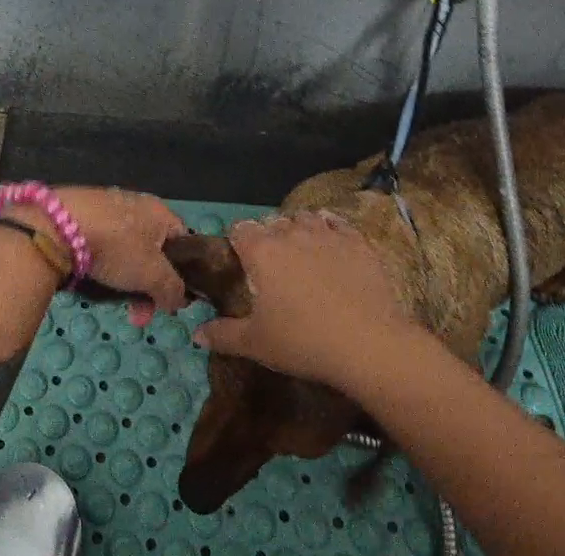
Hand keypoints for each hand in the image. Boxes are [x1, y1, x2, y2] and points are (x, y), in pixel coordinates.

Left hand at [4, 186, 188, 316]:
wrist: (56, 226)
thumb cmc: (115, 247)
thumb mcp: (153, 274)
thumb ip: (173, 289)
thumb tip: (178, 301)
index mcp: (158, 211)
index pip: (183, 243)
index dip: (182, 274)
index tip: (170, 301)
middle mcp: (135, 205)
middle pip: (153, 254)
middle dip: (149, 290)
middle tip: (139, 317)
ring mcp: (106, 210)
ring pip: (126, 254)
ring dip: (126, 284)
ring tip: (116, 306)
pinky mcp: (81, 217)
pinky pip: (102, 247)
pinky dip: (103, 267)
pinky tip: (95, 281)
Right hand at [193, 211, 419, 387]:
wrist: (369, 345)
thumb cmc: (304, 342)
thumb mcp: (256, 344)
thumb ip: (222, 335)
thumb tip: (195, 334)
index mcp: (261, 251)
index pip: (239, 230)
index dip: (237, 243)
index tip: (241, 264)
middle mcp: (290, 233)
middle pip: (272, 222)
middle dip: (268, 237)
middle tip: (271, 268)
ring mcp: (327, 235)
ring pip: (304, 218)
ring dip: (297, 229)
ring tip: (301, 252)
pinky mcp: (357, 242)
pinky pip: (337, 223)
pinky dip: (329, 227)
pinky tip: (331, 242)